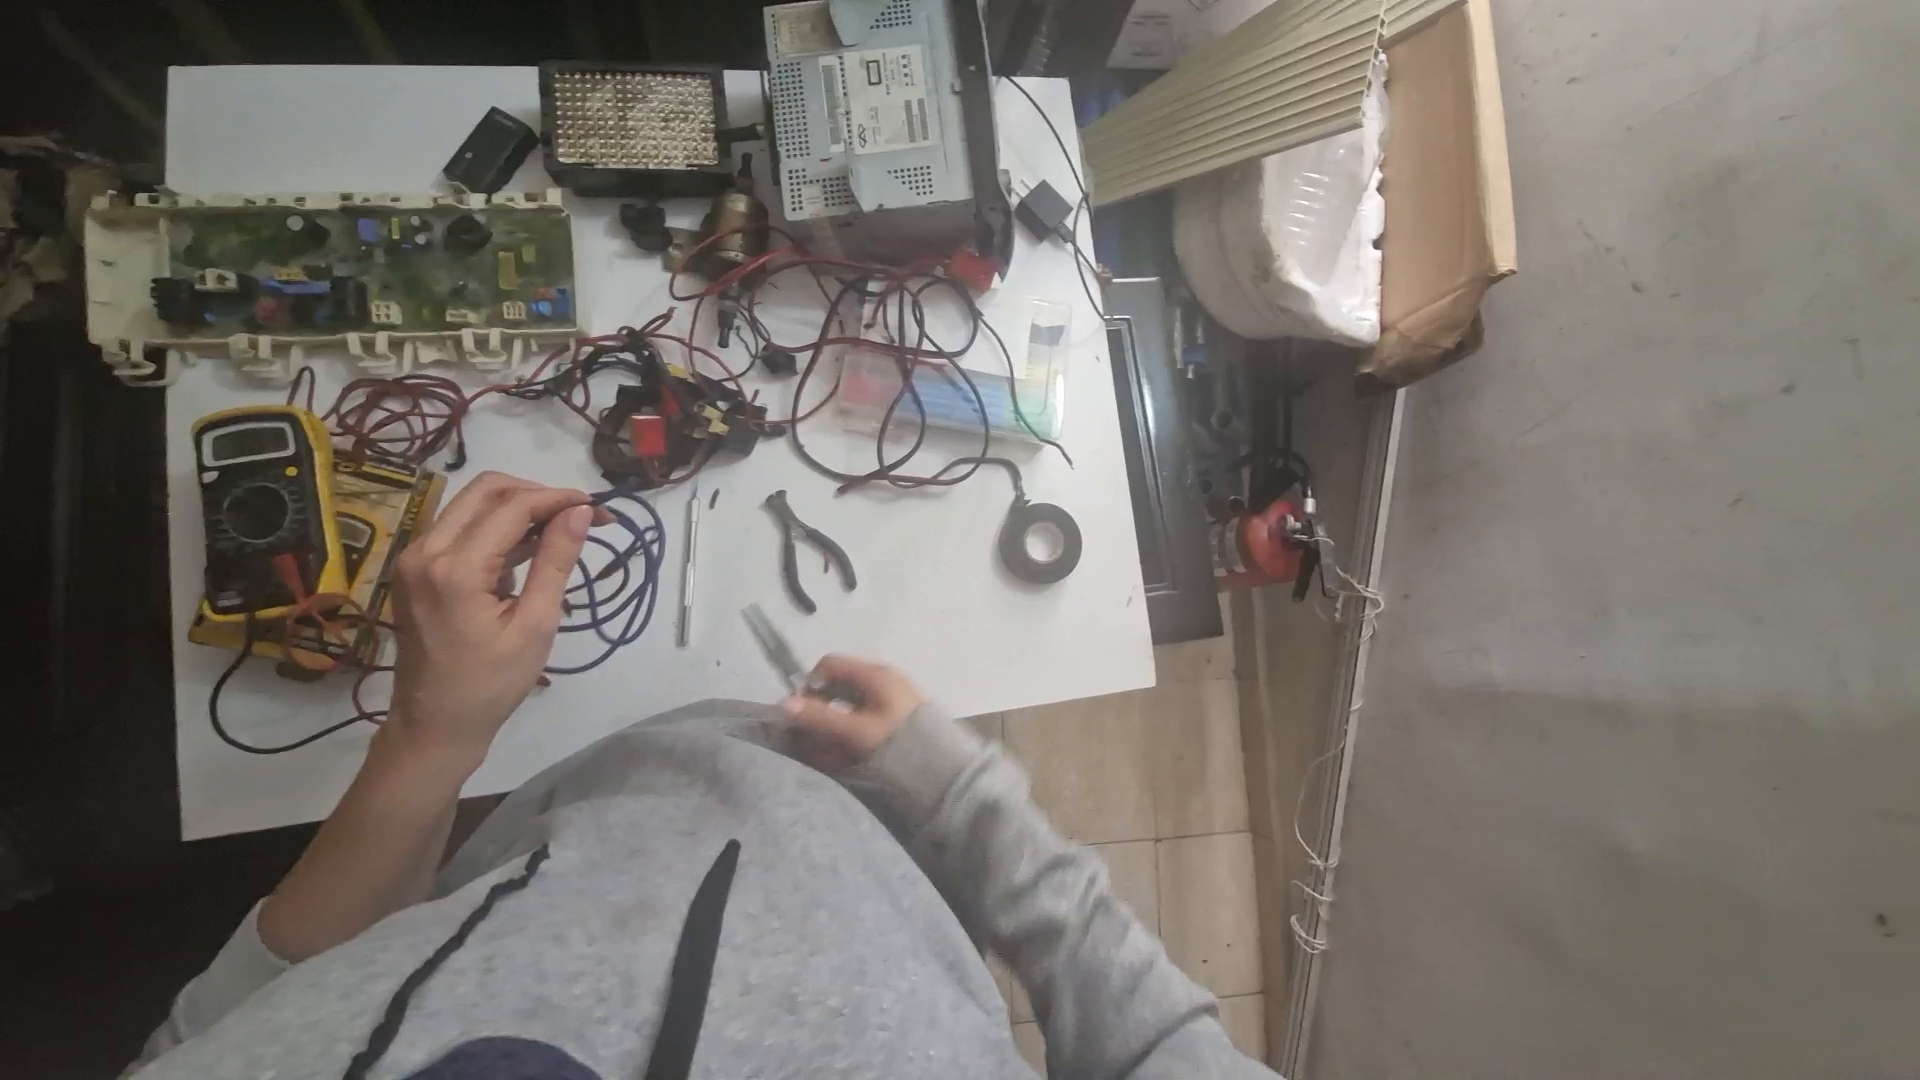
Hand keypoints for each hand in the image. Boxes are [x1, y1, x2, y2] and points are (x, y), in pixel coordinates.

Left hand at [386, 472, 596, 764]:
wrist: (434, 724)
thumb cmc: (492, 683)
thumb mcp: (536, 624)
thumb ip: (556, 561)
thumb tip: (582, 512)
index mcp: (455, 568)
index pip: (512, 507)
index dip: (559, 499)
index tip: (599, 508)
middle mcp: (425, 551)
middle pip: (486, 490)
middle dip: (539, 494)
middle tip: (582, 515)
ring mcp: (415, 557)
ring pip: (472, 504)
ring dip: (519, 507)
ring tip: (563, 531)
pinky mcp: (417, 568)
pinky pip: (461, 527)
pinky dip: (499, 527)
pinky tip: (530, 549)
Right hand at [781, 655, 924, 770]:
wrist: (946, 770)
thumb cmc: (900, 742)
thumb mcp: (857, 731)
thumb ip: (821, 717)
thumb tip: (785, 705)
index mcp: (875, 674)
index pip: (829, 665)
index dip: (809, 685)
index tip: (799, 713)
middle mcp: (883, 682)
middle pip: (838, 689)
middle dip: (819, 715)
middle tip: (809, 742)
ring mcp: (891, 702)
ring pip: (848, 711)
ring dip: (831, 731)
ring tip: (826, 756)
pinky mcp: (896, 723)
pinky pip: (863, 726)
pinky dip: (848, 739)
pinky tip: (844, 761)